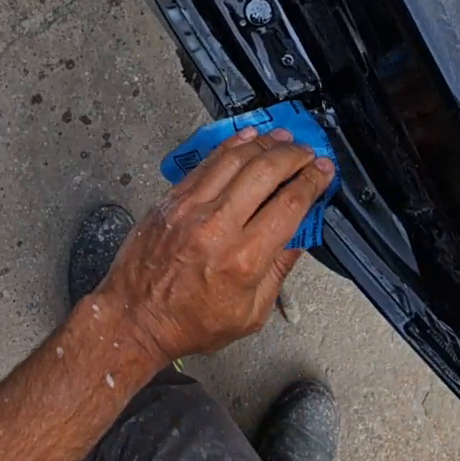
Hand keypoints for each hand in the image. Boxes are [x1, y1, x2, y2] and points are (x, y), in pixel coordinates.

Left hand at [89, 127, 334, 366]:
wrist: (134, 317)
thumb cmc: (192, 322)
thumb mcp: (250, 313)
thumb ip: (279, 269)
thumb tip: (301, 233)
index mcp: (243, 259)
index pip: (289, 205)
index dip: (312, 181)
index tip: (324, 171)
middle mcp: (217, 226)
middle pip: (264, 171)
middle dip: (293, 156)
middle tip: (308, 152)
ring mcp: (191, 208)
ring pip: (235, 158)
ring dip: (265, 143)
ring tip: (284, 138)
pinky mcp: (172, 198)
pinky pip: (207, 162)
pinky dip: (232, 146)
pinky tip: (249, 138)